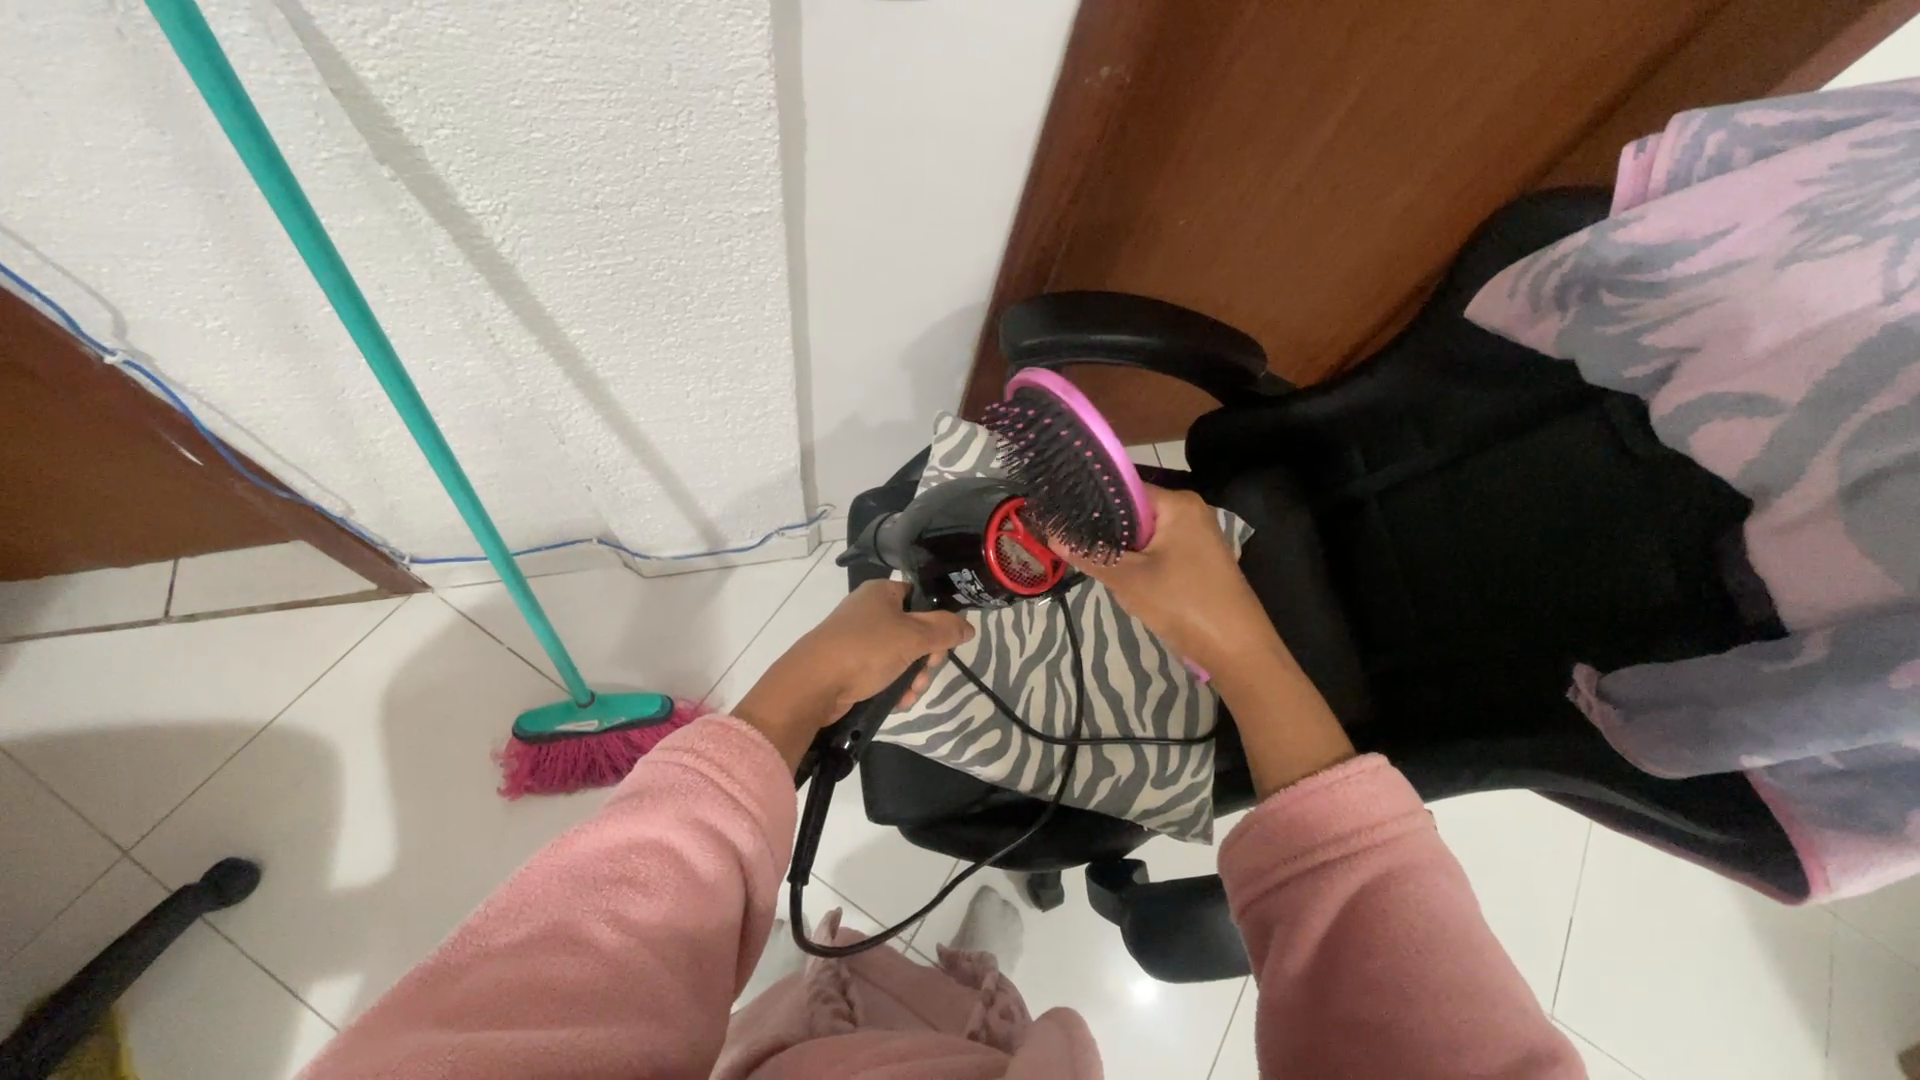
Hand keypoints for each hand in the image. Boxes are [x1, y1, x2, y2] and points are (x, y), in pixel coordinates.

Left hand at [736, 580, 974, 769]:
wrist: (813, 685)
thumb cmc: (865, 650)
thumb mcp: (913, 637)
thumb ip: (945, 631)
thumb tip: (968, 627)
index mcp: (882, 592)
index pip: (921, 598)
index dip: (937, 622)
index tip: (942, 644)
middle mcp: (870, 612)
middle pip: (915, 633)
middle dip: (925, 660)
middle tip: (923, 673)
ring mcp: (859, 640)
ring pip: (902, 658)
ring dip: (912, 679)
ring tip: (908, 694)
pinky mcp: (852, 666)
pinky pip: (885, 674)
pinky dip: (894, 688)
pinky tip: (897, 702)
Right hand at [1054, 484, 1354, 795]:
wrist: (1238, 650)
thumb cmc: (1184, 604)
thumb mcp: (1128, 580)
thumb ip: (1089, 554)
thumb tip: (1051, 533)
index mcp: (1177, 503)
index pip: (1123, 489)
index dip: (1090, 502)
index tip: (1058, 515)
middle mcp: (1189, 512)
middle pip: (1133, 512)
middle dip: (1104, 531)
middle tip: (1067, 542)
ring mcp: (1196, 537)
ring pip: (1143, 536)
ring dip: (1120, 551)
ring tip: (1087, 561)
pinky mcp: (1197, 561)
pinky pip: (1157, 551)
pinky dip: (1137, 563)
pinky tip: (1119, 578)